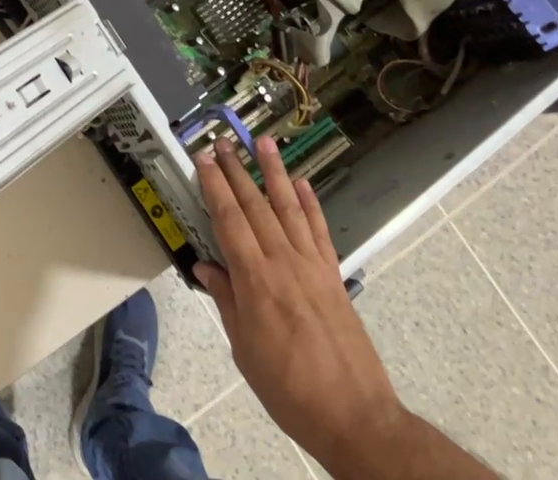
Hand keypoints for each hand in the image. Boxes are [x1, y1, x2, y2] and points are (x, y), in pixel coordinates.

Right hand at [193, 139, 407, 475]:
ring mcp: (313, 267)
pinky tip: (302, 184)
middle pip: (256, 206)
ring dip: (275, 173)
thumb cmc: (288, 387)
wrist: (353, 415)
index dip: (215, 186)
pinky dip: (310, 204)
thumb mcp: (243, 348)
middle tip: (224, 142)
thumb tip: (206, 267)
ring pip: (289, 208)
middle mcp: (285, 264)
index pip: (229, 220)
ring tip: (265, 143)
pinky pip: (319, 231)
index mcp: (256, 280)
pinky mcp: (334, 277)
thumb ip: (227, 300)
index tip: (204, 159)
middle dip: (238, 171)